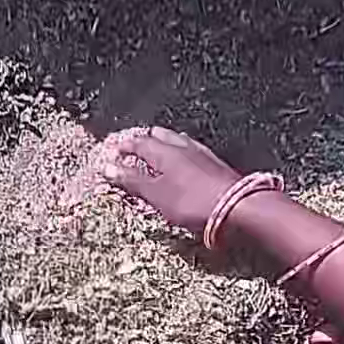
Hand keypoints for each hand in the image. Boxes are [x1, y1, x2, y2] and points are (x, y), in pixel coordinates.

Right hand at [99, 126, 242, 235]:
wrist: (237, 207)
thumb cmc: (191, 201)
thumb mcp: (155, 194)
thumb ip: (131, 180)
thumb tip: (106, 167)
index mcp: (164, 151)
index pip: (139, 142)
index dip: (125, 146)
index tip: (114, 151)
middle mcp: (182, 147)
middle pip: (160, 136)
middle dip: (145, 139)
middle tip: (135, 145)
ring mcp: (201, 154)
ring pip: (178, 141)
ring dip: (165, 143)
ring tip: (158, 149)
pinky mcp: (215, 164)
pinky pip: (191, 151)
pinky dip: (181, 153)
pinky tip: (185, 161)